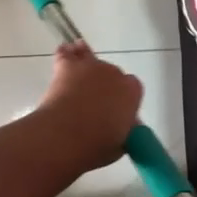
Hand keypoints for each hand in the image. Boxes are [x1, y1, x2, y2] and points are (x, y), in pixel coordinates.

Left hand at [36, 43, 142, 170]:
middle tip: (92, 106)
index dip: (122, 98)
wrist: (67, 135)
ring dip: (85, 69)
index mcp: (131, 91)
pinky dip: (66, 53)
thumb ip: (125, 130)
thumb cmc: (97, 145)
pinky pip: (67, 53)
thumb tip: (121, 126)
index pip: (132, 88)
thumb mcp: (121, 143)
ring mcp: (90, 67)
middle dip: (103, 86)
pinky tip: (65, 52)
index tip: (114, 112)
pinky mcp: (68, 66)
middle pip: (111, 74)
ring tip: (78, 79)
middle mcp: (114, 73)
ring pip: (90, 61)